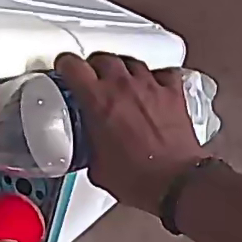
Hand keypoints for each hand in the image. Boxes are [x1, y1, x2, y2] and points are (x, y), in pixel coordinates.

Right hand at [54, 52, 207, 211]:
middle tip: (94, 80)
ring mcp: (150, 87)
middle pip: (103, 59)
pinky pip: (165, 73)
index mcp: (98, 101)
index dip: (66, 66)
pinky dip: (158, 78)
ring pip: (132, 62)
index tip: (67, 70)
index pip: (72, 65)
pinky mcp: (173, 94)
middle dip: (95, 68)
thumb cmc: (140, 178)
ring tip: (123, 83)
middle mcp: (123, 87)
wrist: (175, 183)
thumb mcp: (98, 167)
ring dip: (124, 71)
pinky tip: (155, 87)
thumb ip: (91, 148)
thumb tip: (92, 150)